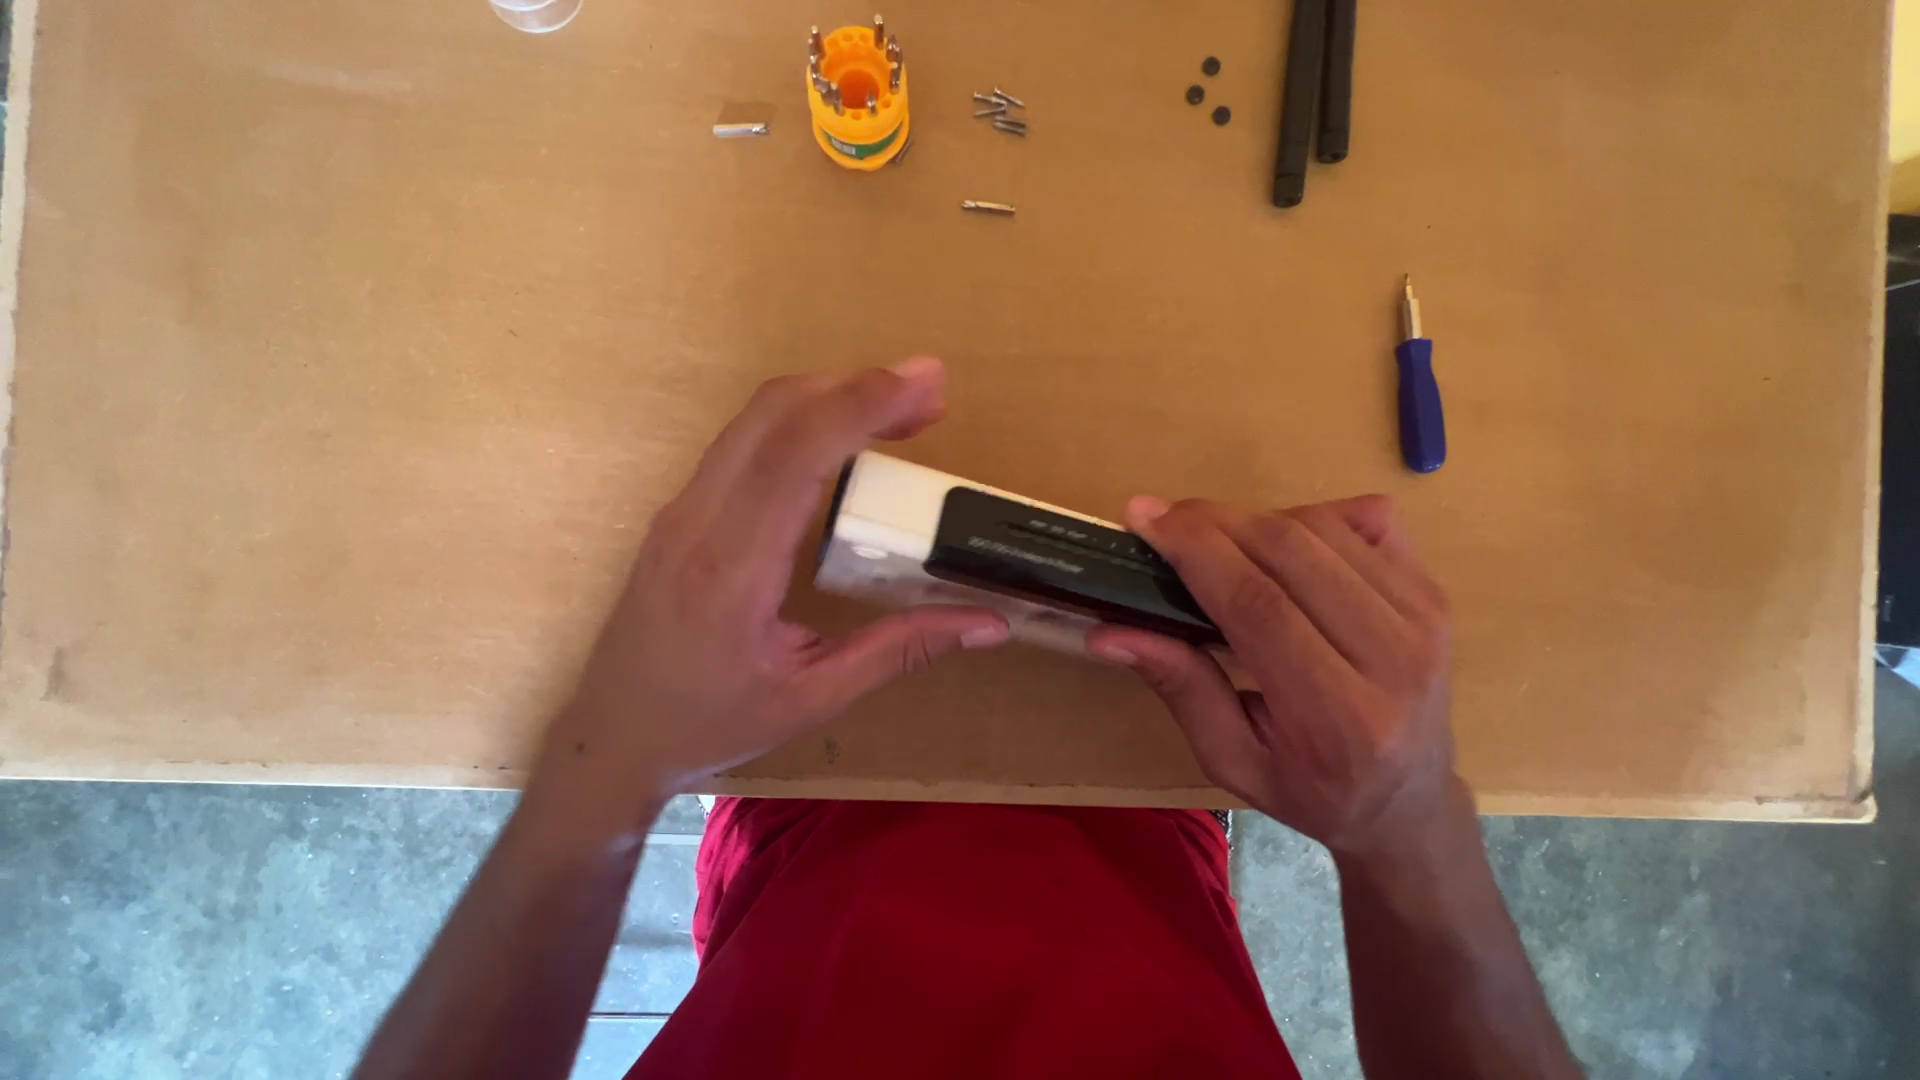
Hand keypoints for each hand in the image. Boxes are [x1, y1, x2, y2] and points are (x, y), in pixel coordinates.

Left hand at [532, 359, 1009, 820]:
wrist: (612, 737)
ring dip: (830, 396)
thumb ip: (902, 650)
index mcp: (732, 568)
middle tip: (930, 393)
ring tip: (898, 411)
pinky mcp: (680, 510)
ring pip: (755, 417)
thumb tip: (989, 625)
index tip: (925, 384)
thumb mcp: (815, 698)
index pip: (796, 455)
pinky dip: (801, 421)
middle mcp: (698, 519)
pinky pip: (743, 440)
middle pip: (774, 411)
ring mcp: (681, 508)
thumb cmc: (710, 725)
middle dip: (858, 386)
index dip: (863, 406)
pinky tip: (842, 441)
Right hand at [1086, 495, 1457, 859]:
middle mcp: (1393, 657)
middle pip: (1289, 551)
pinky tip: (1282, 545)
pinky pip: (1366, 518)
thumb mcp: (1230, 758)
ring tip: (1214, 542)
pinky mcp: (1434, 592)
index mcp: (1338, 716)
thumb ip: (1180, 687)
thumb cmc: (1311, 789)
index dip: (1195, 551)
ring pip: (1321, 526)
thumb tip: (1107, 632)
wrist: (1408, 802)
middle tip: (1162, 520)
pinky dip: (1310, 514)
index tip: (1144, 519)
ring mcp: (1424, 617)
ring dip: (1252, 518)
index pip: (1258, 604)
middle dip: (1212, 522)